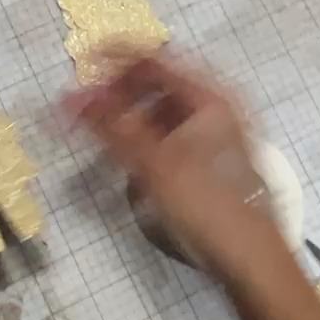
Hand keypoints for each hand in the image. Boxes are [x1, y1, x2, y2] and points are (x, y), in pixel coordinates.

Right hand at [65, 51, 277, 275]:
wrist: (250, 258)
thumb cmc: (206, 204)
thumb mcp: (153, 162)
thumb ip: (109, 126)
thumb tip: (69, 98)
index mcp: (209, 97)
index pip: (152, 61)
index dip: (113, 61)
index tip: (80, 68)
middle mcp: (215, 107)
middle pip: (155, 85)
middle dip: (116, 93)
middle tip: (83, 106)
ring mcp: (214, 134)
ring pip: (159, 111)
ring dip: (126, 117)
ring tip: (98, 133)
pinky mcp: (208, 159)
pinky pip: (166, 134)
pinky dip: (141, 137)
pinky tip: (124, 156)